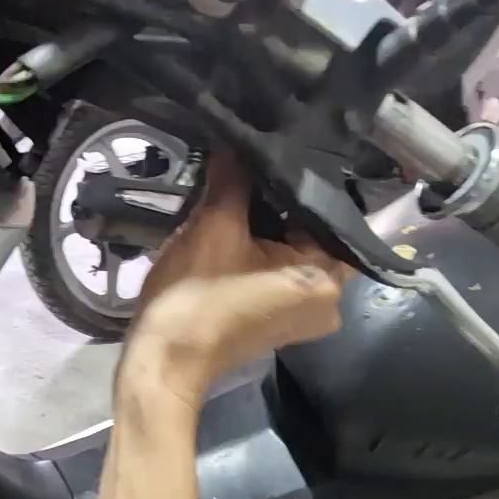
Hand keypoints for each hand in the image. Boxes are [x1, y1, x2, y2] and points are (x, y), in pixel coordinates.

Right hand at [122, 153, 349, 409]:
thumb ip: (234, 176)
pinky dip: (266, 252)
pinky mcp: (281, 322)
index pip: (333, 209)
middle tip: (260, 162)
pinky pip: (283, 274)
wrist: (165, 361)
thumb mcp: (215, 225)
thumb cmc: (197, 295)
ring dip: (273, 226)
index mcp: (329, 277)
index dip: (305, 176)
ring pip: (297, 252)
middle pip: (315, 232)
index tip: (283, 147)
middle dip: (286, 203)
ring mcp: (306, 315)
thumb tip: (236, 137)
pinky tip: (241, 227)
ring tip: (247, 187)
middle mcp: (330, 300)